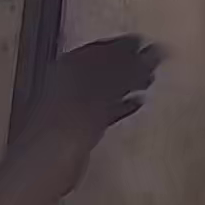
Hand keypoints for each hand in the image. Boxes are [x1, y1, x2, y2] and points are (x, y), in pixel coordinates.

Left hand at [14, 35, 162, 194]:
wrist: (48, 161)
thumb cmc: (76, 116)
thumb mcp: (106, 87)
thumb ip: (131, 69)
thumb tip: (156, 51)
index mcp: (72, 63)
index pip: (104, 46)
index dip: (127, 44)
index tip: (149, 43)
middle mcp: (69, 79)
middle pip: (104, 65)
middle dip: (129, 64)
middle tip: (154, 63)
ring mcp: (72, 103)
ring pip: (105, 87)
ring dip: (127, 84)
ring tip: (150, 80)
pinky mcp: (78, 126)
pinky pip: (105, 108)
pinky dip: (121, 104)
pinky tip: (138, 103)